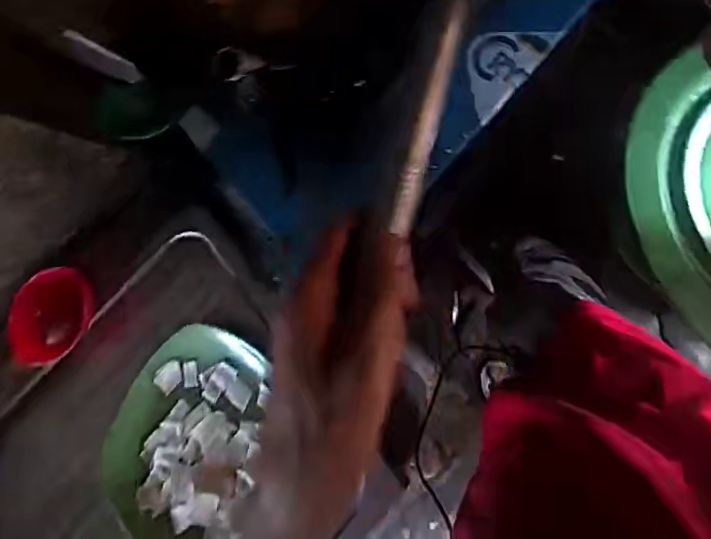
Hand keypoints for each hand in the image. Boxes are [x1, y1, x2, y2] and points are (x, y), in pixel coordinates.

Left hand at [238, 222, 416, 538]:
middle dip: (382, 269)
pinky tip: (384, 348)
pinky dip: (368, 318)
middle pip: (345, 258)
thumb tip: (394, 240)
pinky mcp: (310, 344)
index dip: (373, 226)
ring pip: (348, 286)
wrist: (300, 485)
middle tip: (411, 302)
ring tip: (400, 330)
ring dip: (379, 297)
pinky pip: (343, 311)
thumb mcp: (370, 356)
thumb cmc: (336, 421)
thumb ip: (383, 295)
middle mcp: (299, 300)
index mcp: (307, 295)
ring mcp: (302, 322)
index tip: (407, 245)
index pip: (338, 232)